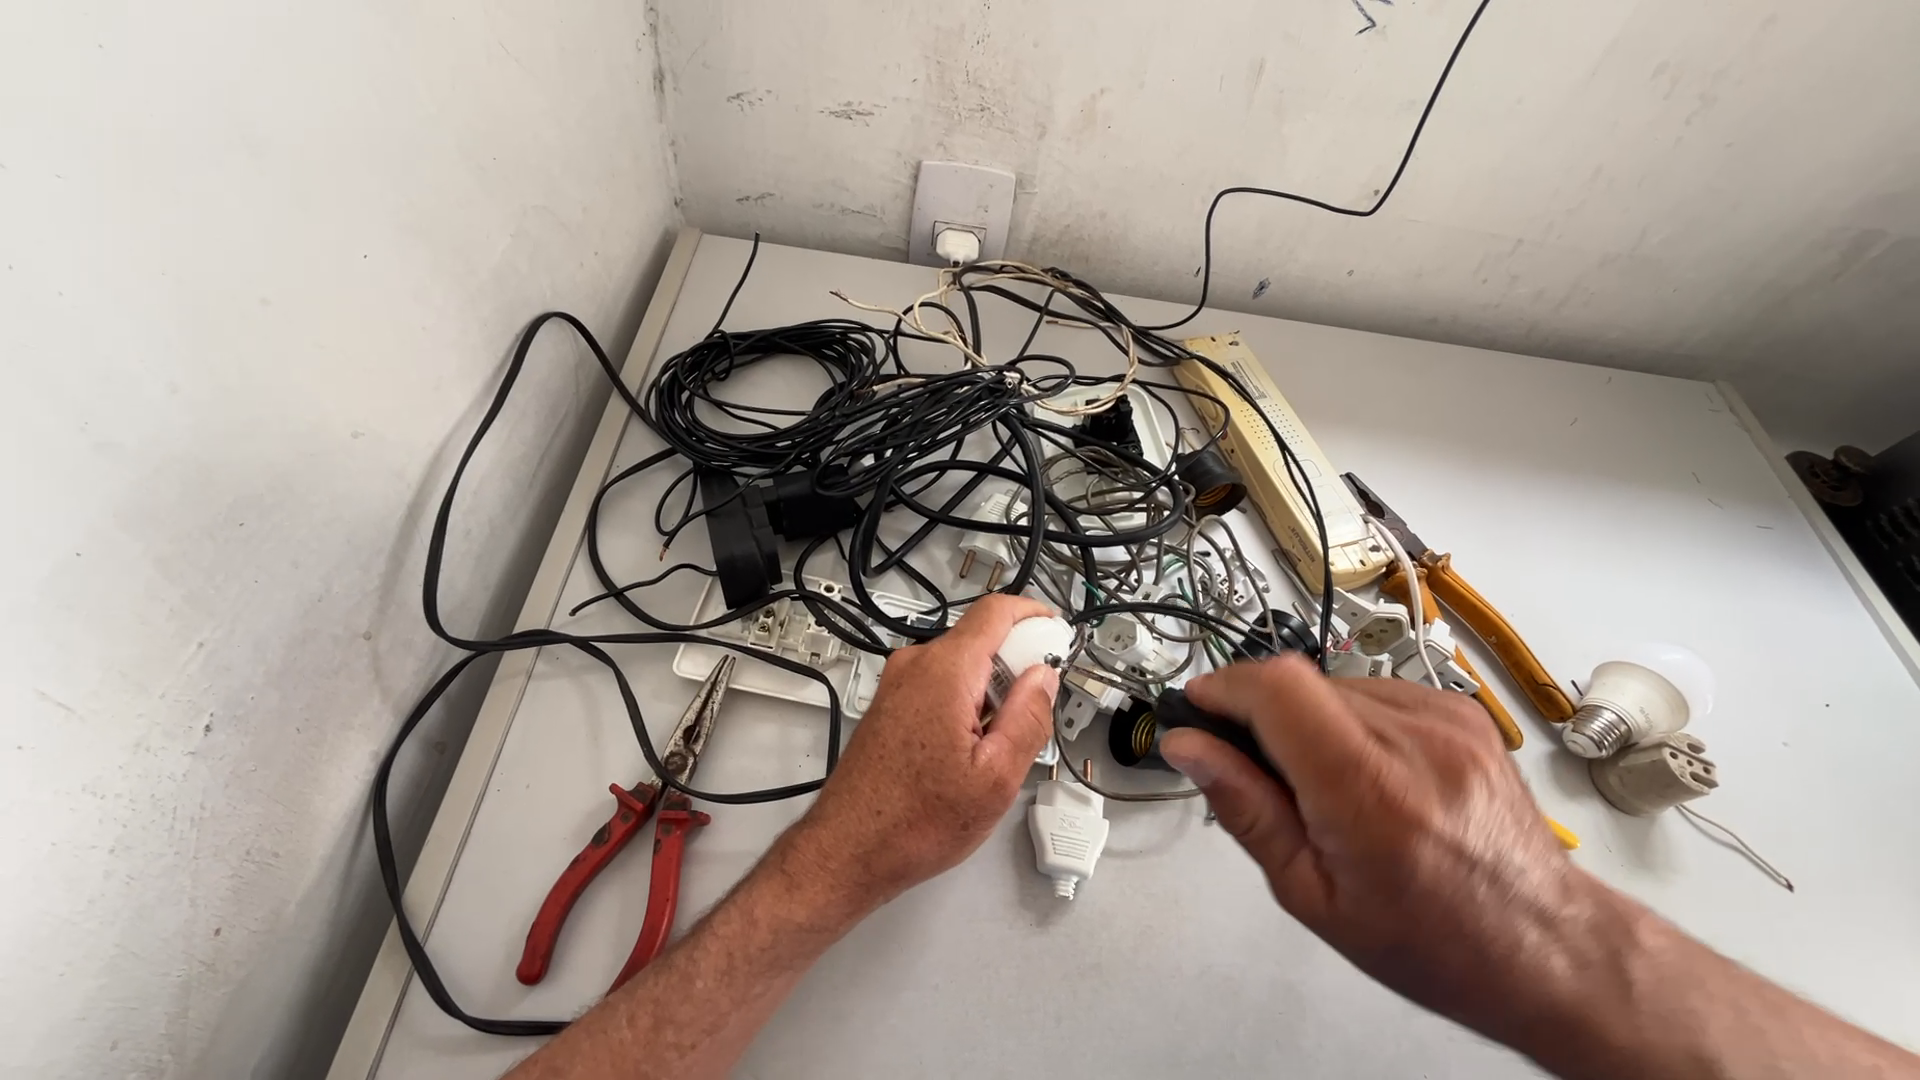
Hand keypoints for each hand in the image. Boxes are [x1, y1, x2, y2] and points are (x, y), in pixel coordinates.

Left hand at [782, 594, 1058, 911]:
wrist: (849, 849)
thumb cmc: (913, 822)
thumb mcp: (996, 778)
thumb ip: (1028, 717)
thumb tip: (1045, 677)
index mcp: (945, 672)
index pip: (996, 611)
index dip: (1034, 615)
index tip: (1056, 637)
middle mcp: (917, 666)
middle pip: (981, 637)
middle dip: (1017, 664)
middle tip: (1035, 710)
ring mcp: (899, 684)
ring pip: (962, 663)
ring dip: (991, 689)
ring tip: (997, 745)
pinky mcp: (891, 704)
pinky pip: (940, 683)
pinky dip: (965, 700)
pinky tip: (970, 748)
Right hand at [1159, 655, 1597, 1043]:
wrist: (1549, 942)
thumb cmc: (1430, 940)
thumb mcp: (1311, 893)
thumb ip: (1243, 808)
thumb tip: (1188, 747)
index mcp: (1369, 792)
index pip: (1277, 689)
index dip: (1224, 687)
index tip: (1200, 710)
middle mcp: (1413, 739)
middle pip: (1296, 681)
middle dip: (1256, 711)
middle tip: (1257, 768)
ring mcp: (1445, 717)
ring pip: (1329, 683)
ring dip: (1301, 717)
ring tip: (1320, 780)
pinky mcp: (1460, 710)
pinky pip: (1370, 690)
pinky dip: (1344, 718)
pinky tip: (1362, 768)